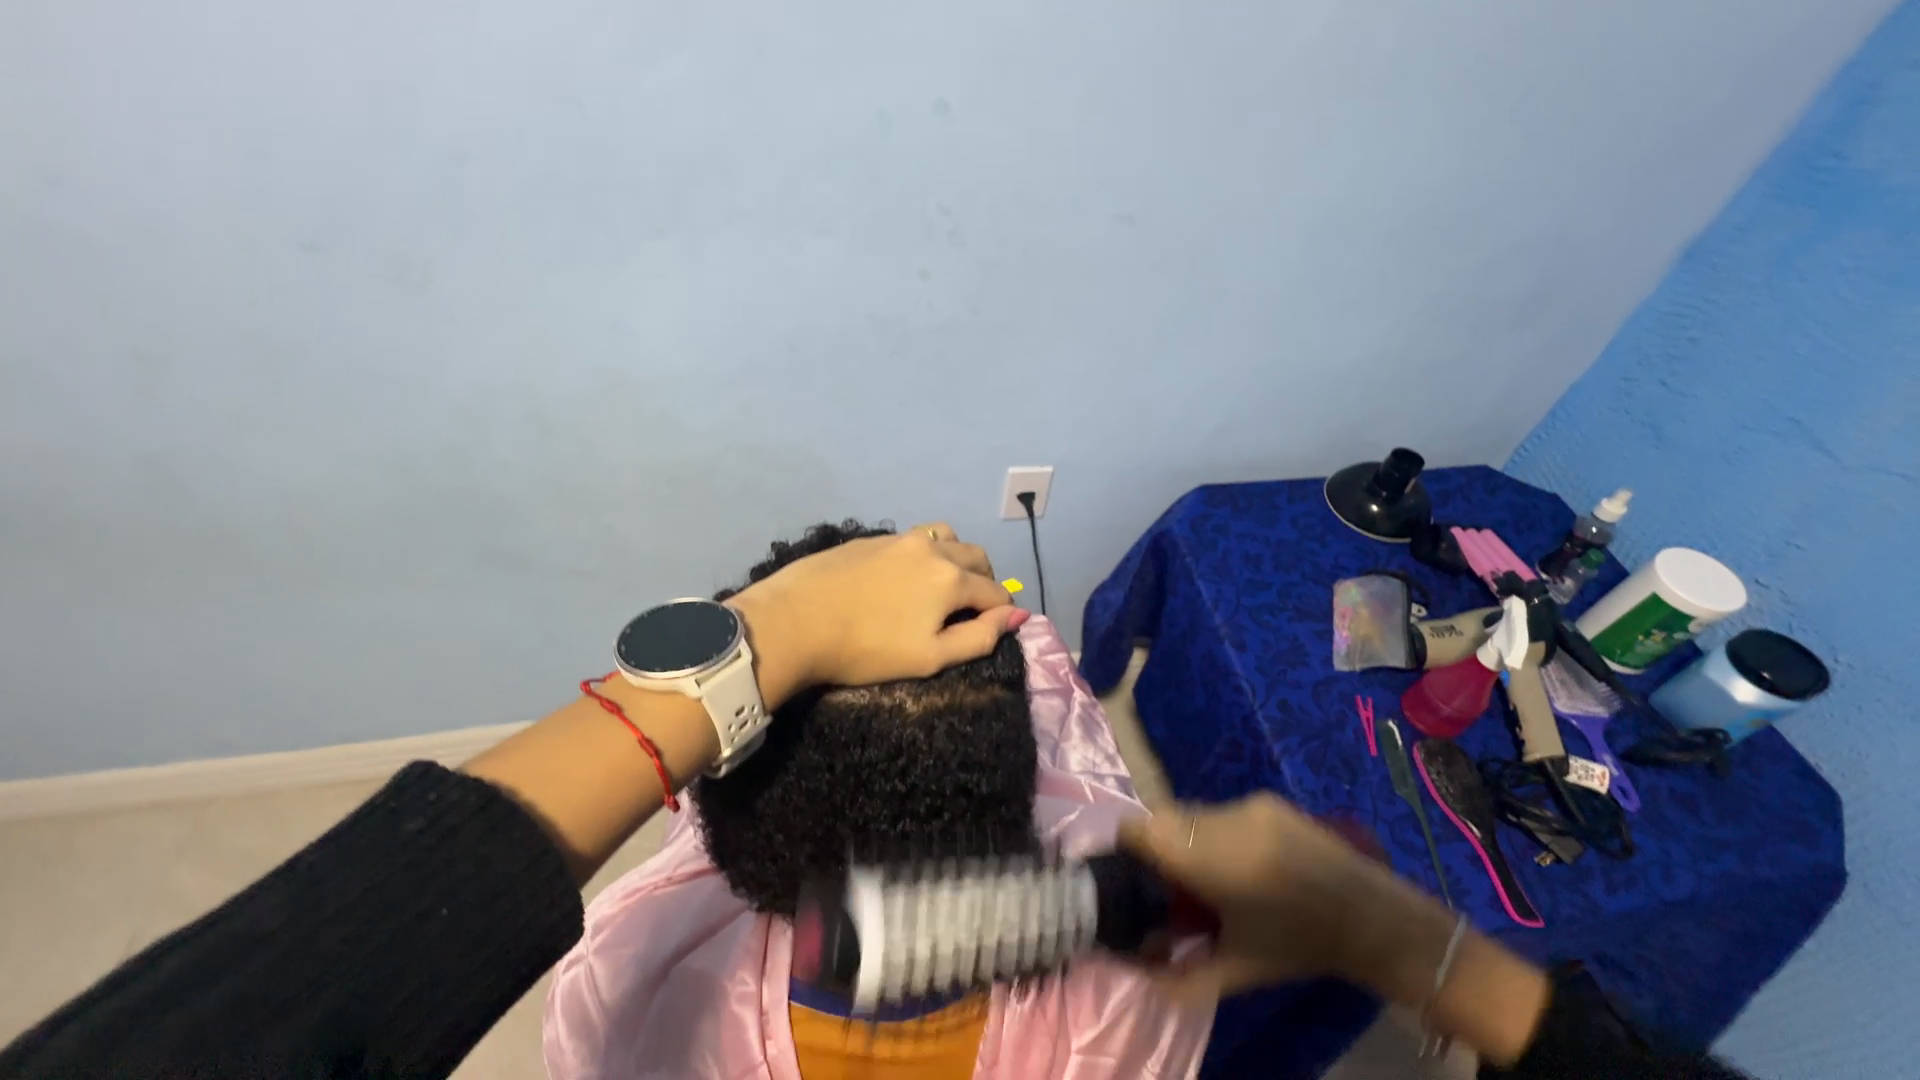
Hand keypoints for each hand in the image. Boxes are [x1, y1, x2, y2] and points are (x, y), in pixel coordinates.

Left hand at [727, 522, 1025, 691]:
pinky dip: (924, 555)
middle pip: (976, 557)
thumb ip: (980, 637)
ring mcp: (898, 539)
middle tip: (969, 610)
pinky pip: (912, 539)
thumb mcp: (930, 657)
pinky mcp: (869, 539)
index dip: (1001, 613)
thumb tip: (1016, 616)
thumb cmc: (866, 649)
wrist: (795, 622)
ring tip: (940, 587)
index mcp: (951, 578)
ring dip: (956, 558)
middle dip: (984, 581)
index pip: (995, 591)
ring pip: (945, 538)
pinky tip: (902, 580)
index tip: (990, 630)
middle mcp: (931, 549)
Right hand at [1119, 792, 1395, 999]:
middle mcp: (1224, 821)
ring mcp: (1248, 805)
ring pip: (1192, 813)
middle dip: (1160, 846)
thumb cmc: (1298, 947)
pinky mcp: (1266, 800)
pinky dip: (1217, 833)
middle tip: (1173, 882)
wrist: (1371, 918)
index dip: (1127, 845)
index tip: (1133, 873)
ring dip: (1189, 838)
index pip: (1141, 828)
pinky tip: (1243, 862)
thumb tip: (1137, 973)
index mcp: (1212, 861)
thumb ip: (1181, 975)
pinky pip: (1220, 811)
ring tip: (1212, 874)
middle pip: (1163, 818)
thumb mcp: (1237, 969)